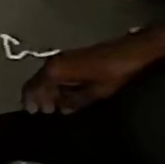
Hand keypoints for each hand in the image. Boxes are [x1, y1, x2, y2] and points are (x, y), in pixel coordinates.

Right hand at [22, 38, 152, 113]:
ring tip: (53, 103)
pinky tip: (62, 91)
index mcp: (53, 72)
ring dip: (46, 90)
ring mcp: (59, 59)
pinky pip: (53, 73)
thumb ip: (75, 101)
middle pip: (36, 82)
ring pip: (44, 77)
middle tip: (41, 110)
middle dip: (36, 96)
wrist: (131, 51)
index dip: (33, 101)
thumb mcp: (97, 91)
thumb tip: (63, 109)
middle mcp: (51, 64)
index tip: (34, 113)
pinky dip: (54, 83)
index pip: (34, 88)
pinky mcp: (69, 57)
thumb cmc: (113, 72)